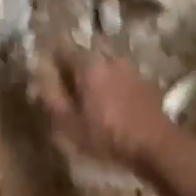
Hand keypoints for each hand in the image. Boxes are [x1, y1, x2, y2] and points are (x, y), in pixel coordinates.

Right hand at [33, 52, 173, 170]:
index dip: (51, 62)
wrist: (157, 145)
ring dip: (94, 80)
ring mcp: (131, 69)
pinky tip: (112, 108)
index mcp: (88, 65)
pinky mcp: (146, 82)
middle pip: (84, 58)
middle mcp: (110, 59)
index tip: (46, 78)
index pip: (62, 49)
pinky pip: (120, 78)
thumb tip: (39, 74)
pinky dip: (112, 87)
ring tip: (90, 103)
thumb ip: (50, 95)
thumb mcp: (68, 122)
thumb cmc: (106, 135)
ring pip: (103, 68)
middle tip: (67, 95)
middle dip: (73, 72)